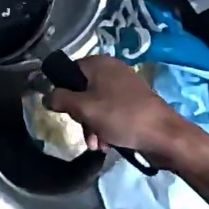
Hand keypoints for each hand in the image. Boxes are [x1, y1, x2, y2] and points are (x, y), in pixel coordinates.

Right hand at [45, 56, 191, 157]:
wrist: (163, 134)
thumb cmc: (121, 116)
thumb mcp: (84, 109)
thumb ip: (60, 99)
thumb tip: (45, 96)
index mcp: (99, 63)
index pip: (69, 71)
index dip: (63, 92)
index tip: (65, 111)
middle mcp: (111, 69)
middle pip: (82, 90)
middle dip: (80, 115)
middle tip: (85, 131)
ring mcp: (124, 85)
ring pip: (96, 104)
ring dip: (92, 126)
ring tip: (98, 144)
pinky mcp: (134, 102)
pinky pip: (111, 111)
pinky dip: (106, 126)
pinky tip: (108, 143)